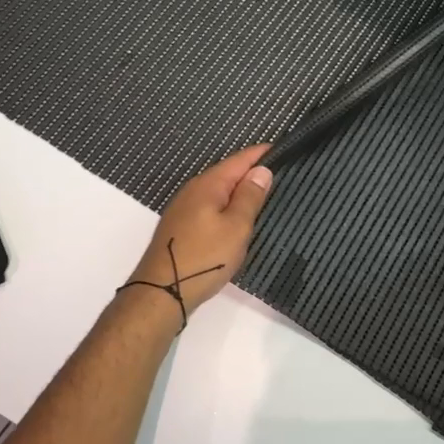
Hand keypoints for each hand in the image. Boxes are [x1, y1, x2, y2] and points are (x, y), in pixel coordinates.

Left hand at [129, 144, 272, 318]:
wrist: (160, 294)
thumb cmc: (205, 258)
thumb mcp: (237, 226)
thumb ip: (250, 196)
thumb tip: (261, 170)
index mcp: (208, 185)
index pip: (240, 159)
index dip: (261, 154)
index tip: (283, 149)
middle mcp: (192, 190)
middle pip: (227, 173)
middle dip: (251, 171)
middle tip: (279, 174)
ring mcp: (182, 209)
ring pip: (217, 191)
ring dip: (238, 191)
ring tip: (262, 196)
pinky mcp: (179, 227)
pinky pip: (209, 206)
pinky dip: (226, 205)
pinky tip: (235, 218)